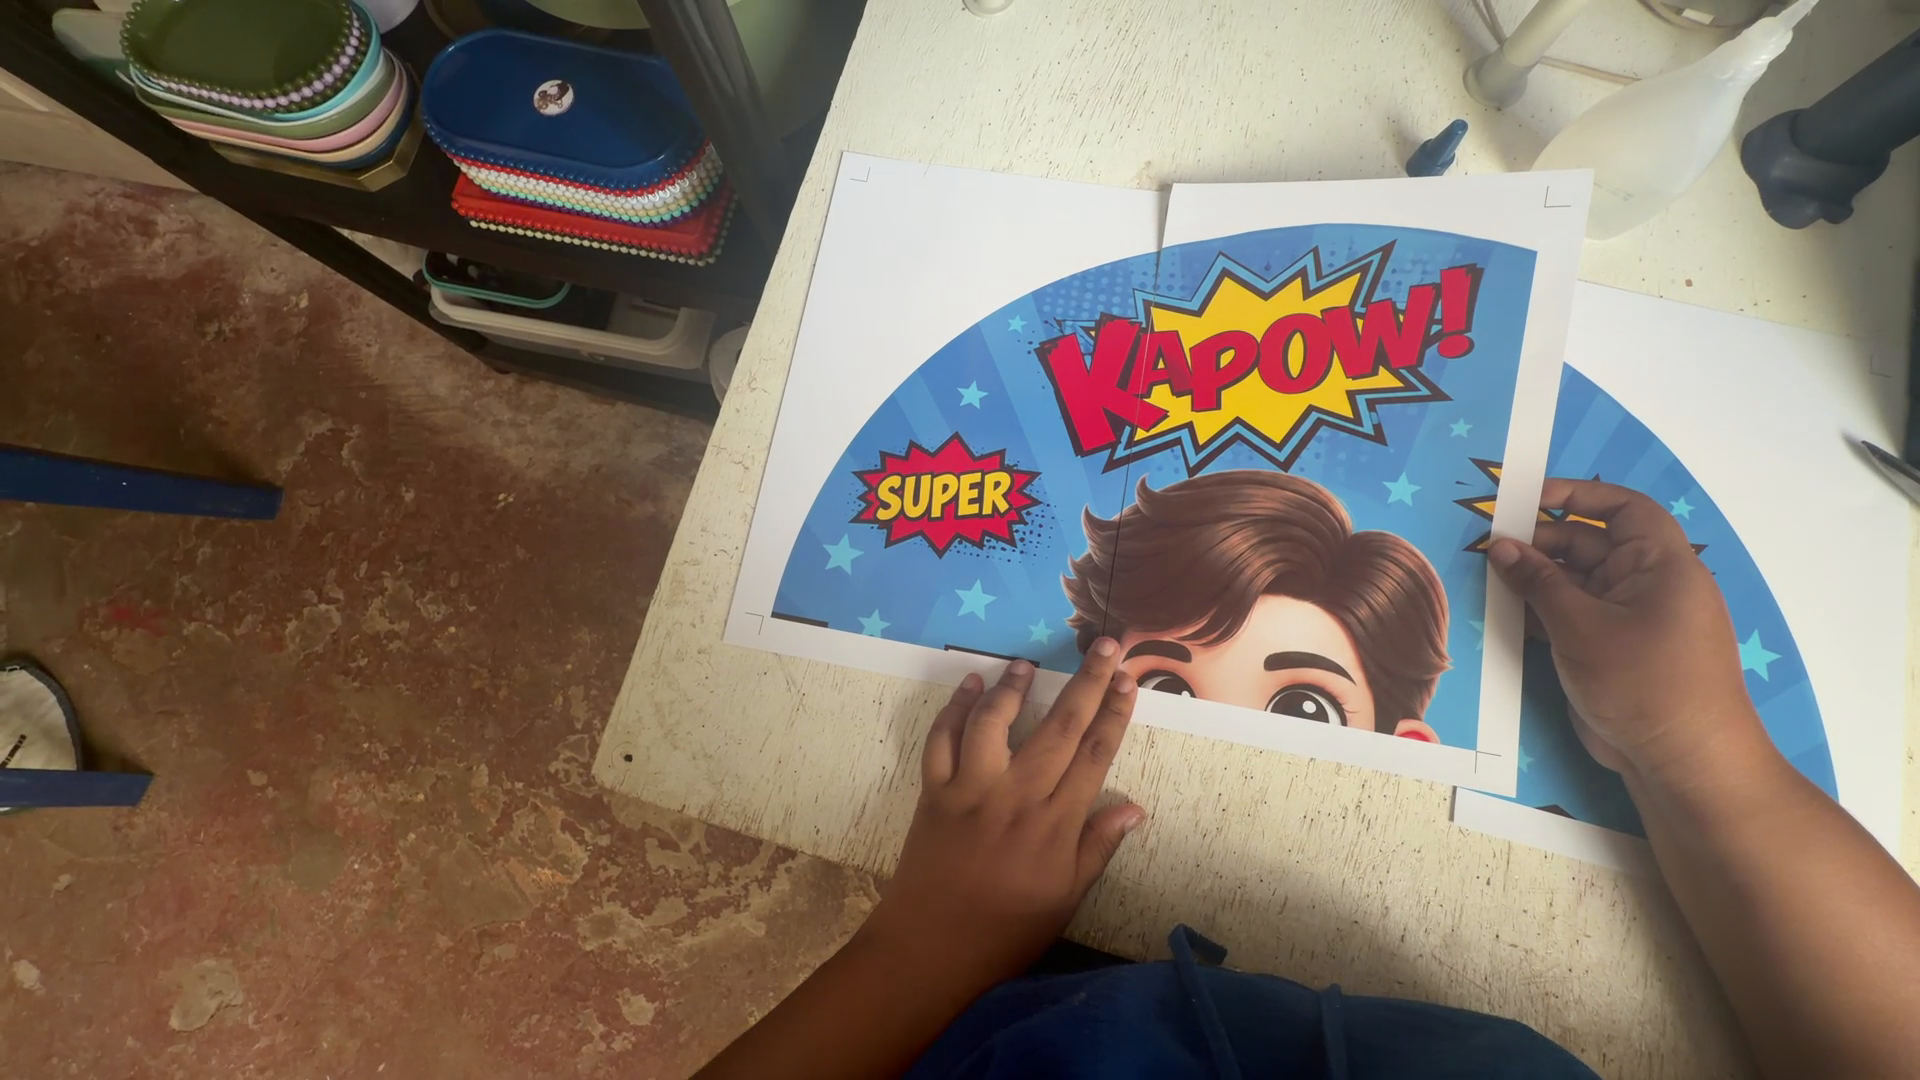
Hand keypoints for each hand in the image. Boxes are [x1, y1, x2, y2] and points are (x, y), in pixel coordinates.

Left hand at [862, 640, 1144, 991]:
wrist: (931, 948)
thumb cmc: (1007, 929)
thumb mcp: (1065, 898)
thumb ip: (1098, 848)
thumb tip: (1134, 807)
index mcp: (1055, 823)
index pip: (1095, 755)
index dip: (1114, 713)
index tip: (1127, 678)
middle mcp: (1016, 795)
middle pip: (1059, 726)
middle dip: (1086, 682)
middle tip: (1103, 644)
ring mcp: (971, 788)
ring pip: (995, 722)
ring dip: (1014, 687)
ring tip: (1028, 662)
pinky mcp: (934, 790)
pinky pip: (942, 739)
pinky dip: (954, 708)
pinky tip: (969, 683)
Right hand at [1488, 479, 1765, 781]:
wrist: (1680, 759)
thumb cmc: (1642, 681)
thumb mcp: (1580, 625)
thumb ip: (1537, 581)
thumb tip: (1500, 546)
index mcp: (1661, 566)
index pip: (1622, 509)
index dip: (1576, 494)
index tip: (1524, 498)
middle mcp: (1646, 584)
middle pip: (1588, 543)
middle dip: (1539, 541)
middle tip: (1487, 548)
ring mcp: (1627, 616)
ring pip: (1573, 579)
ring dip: (1532, 577)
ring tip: (1487, 578)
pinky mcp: (1608, 645)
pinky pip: (1569, 611)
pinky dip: (1537, 607)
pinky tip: (1503, 612)